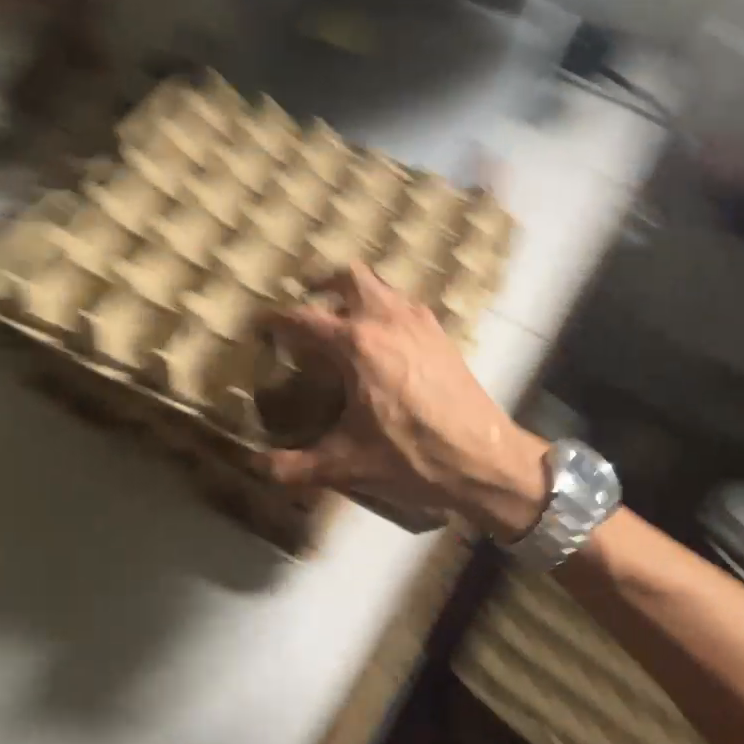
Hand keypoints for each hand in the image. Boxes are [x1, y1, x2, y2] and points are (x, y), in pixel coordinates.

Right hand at [264, 263, 550, 536]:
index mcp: (356, 344)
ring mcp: (419, 322)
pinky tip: (383, 341)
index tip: (258, 324)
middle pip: (348, 276)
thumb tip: (256, 468)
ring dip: (357, 292)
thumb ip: (293, 466)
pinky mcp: (441, 334)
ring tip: (342, 320)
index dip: (275, 319)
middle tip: (307, 305)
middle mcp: (386, 319)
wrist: (487, 461)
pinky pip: (405, 303)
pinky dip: (385, 308)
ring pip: (381, 285)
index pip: (303, 318)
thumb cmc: (412, 458)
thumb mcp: (346, 466)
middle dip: (323, 284)